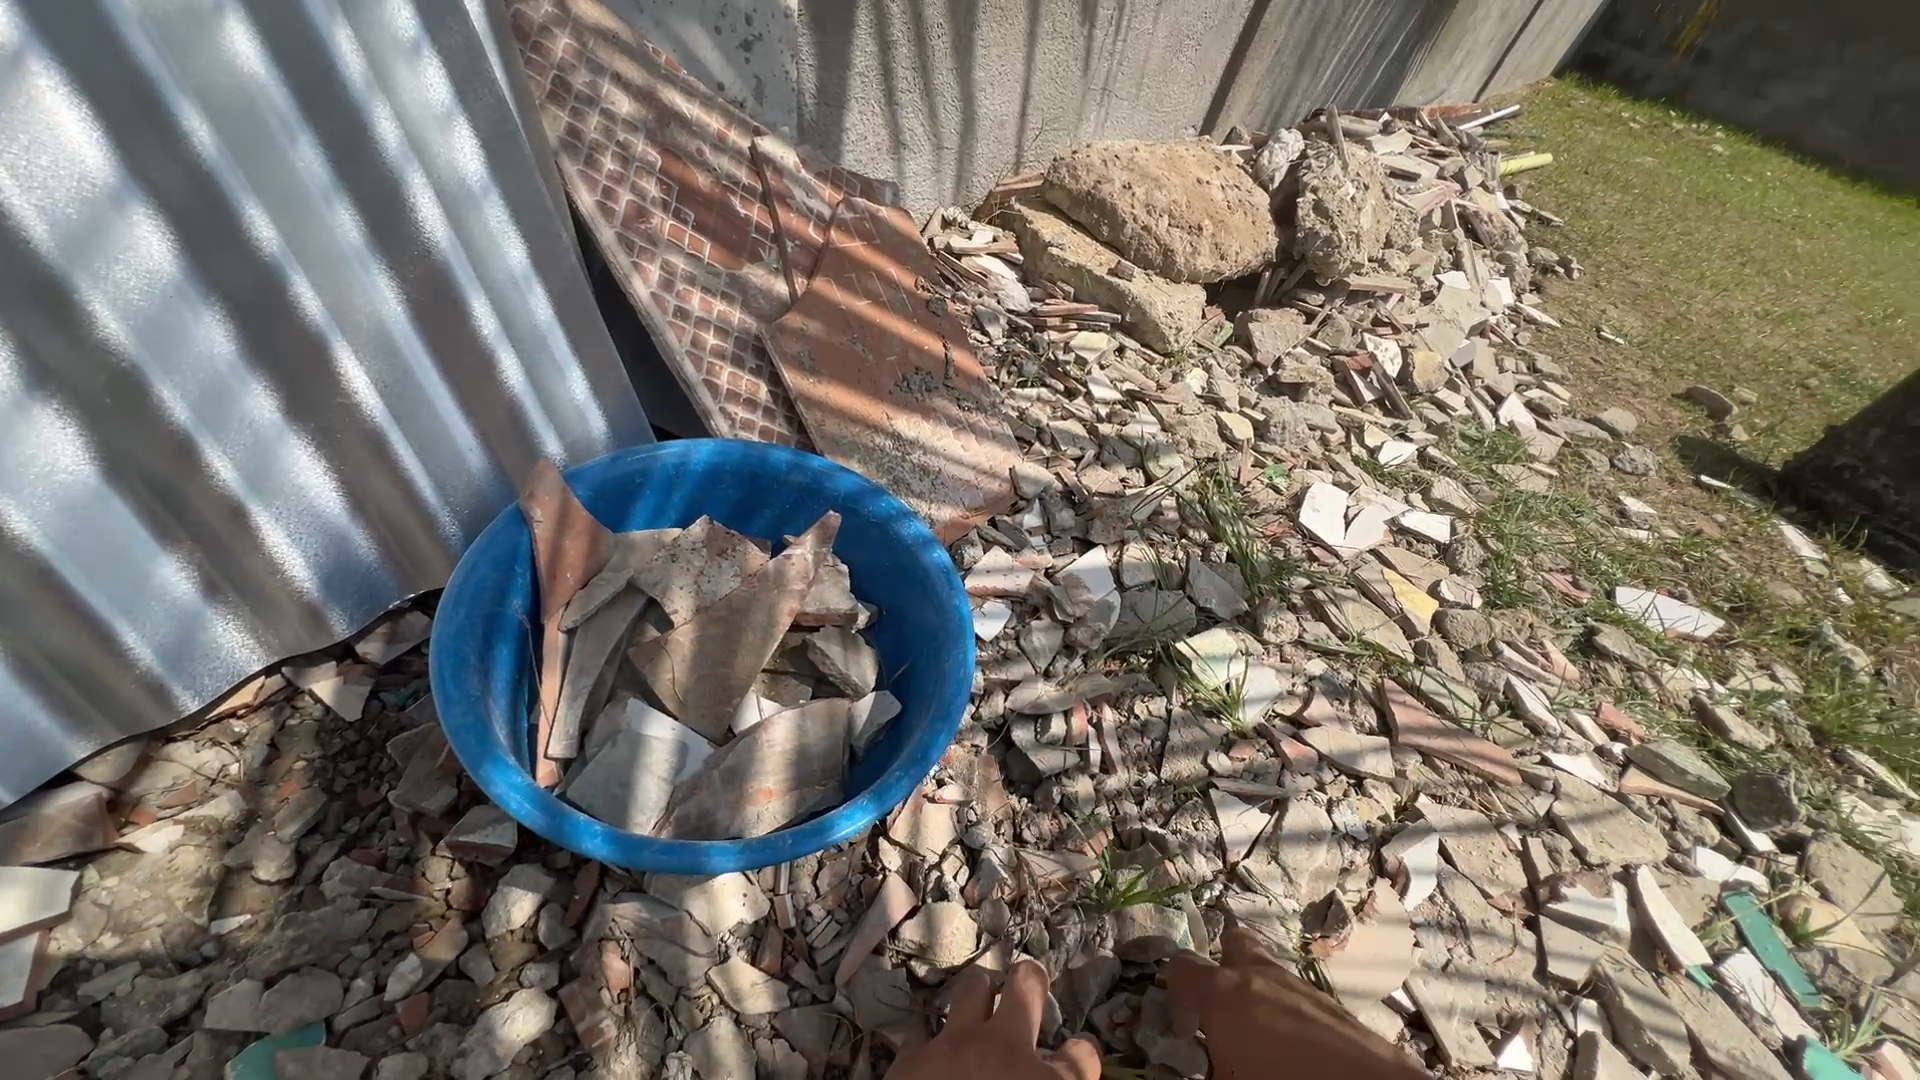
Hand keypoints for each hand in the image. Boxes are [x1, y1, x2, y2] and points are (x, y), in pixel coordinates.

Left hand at [887, 958, 1099, 1079]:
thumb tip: (1052, 1076)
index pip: (1083, 1057)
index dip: (1082, 1054)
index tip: (1077, 1051)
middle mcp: (1006, 1053)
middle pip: (1026, 986)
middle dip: (1031, 981)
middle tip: (1029, 985)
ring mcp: (956, 1048)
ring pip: (973, 986)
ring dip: (980, 993)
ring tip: (982, 1000)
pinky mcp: (912, 1059)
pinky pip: (923, 1032)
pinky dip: (930, 1042)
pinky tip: (932, 1052)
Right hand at [1167, 927, 1428, 1079]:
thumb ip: (1211, 1066)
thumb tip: (1209, 1063)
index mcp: (1222, 993)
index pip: (1180, 967)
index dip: (1174, 994)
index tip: (1186, 1030)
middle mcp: (1258, 976)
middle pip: (1232, 943)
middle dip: (1222, 965)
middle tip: (1222, 1007)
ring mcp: (1299, 986)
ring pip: (1269, 971)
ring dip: (1259, 992)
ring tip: (1263, 1039)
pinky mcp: (1334, 1007)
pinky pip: (1299, 997)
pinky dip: (1290, 1013)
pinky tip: (1297, 1051)